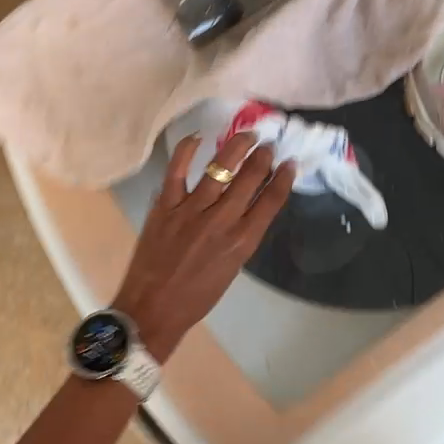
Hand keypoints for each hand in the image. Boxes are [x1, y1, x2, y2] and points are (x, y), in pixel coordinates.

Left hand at [112, 132, 295, 361]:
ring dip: (237, 146)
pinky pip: (177, 170)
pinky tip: (199, 138)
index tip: (290, 163)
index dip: (284, 178)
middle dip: (263, 156)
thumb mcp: (231, 268)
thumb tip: (249, 206)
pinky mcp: (165, 205)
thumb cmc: (196, 296)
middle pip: (250, 178)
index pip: (271, 201)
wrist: (153, 308)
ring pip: (220, 167)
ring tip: (247, 135)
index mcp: (242, 242)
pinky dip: (188, 150)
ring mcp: (192, 210)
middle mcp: (221, 221)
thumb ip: (241, 236)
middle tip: (268, 144)